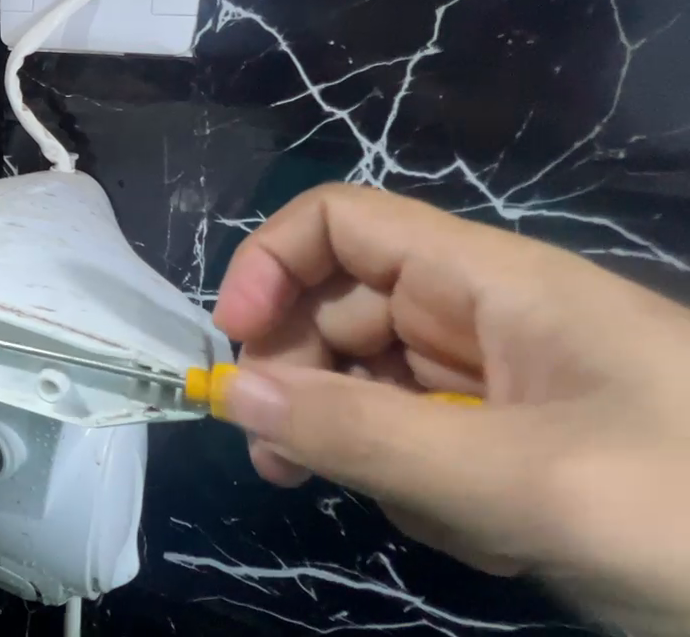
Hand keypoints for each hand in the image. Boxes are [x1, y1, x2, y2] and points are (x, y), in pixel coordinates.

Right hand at [212, 184, 689, 633]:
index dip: (270, 265)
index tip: (238, 341)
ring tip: (373, 502)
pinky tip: (470, 533)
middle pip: (339, 308)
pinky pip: (418, 437)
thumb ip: (363, 436)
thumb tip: (228, 394)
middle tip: (276, 452)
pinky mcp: (519, 440)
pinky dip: (414, 482)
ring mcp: (504, 381)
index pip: (338, 224)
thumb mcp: (529, 484)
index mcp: (492, 283)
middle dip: (296, 374)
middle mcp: (486, 316)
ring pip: (370, 381)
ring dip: (351, 439)